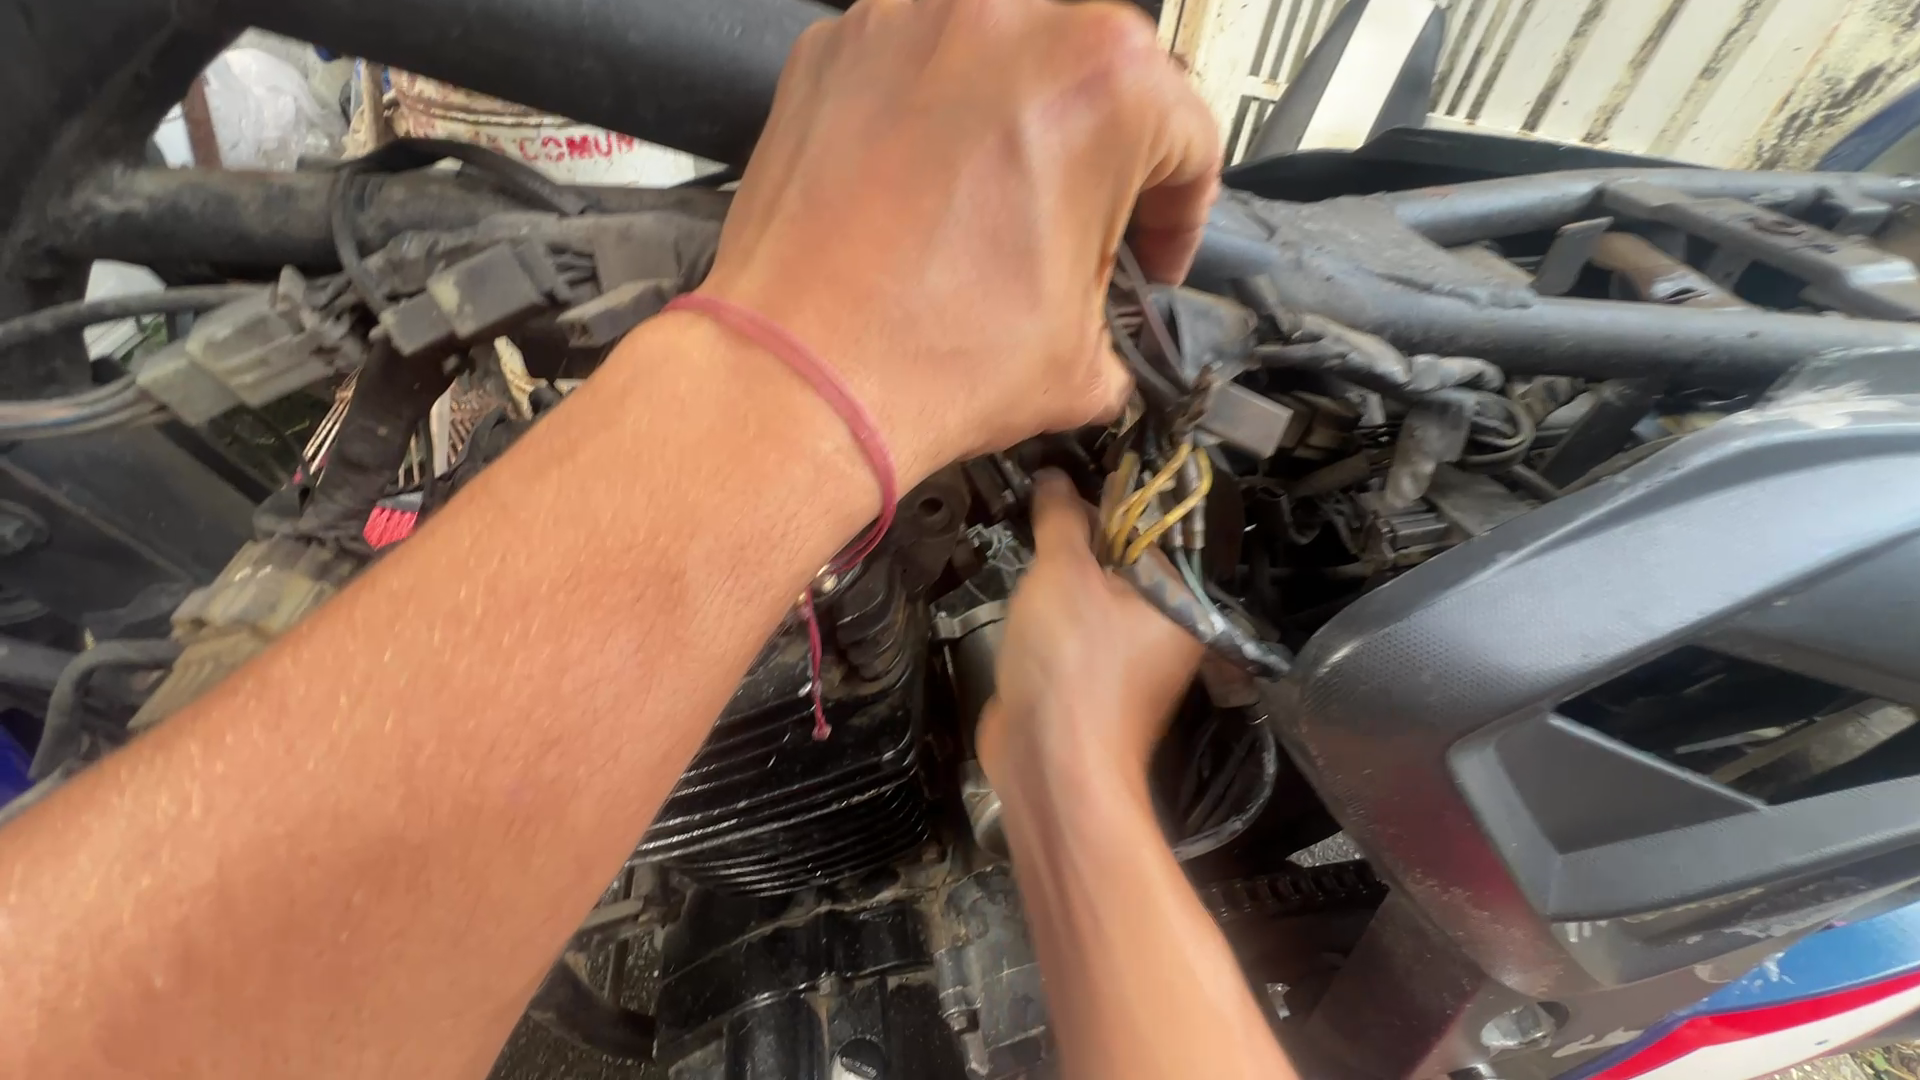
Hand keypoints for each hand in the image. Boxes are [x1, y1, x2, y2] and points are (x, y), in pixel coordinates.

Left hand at [699, 0, 1219, 487]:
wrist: (799, 382)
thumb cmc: (922, 364)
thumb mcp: (1075, 367)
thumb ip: (1117, 328)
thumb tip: (1102, 333)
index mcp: (1100, 84)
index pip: (1186, 133)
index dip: (1178, 213)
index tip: (1150, 253)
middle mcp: (1005, 24)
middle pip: (1094, 89)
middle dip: (1100, 172)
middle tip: (1076, 244)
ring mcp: (907, 27)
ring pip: (1001, 75)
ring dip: (1015, 143)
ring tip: (989, 231)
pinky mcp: (835, 55)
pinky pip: (916, 80)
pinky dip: (932, 132)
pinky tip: (923, 207)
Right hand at [977, 470, 1204, 789]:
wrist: (1049, 764)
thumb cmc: (1070, 664)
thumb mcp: (1064, 573)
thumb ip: (1061, 519)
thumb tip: (1055, 477)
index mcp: (1180, 596)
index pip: (1153, 524)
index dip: (1109, 492)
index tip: (1068, 471)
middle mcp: (1165, 624)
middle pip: (1122, 556)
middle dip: (1078, 535)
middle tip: (1040, 505)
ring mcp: (1128, 655)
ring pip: (1094, 591)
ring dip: (1060, 572)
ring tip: (1030, 545)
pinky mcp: (1092, 676)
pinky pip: (1076, 624)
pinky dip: (1052, 608)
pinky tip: (1026, 598)